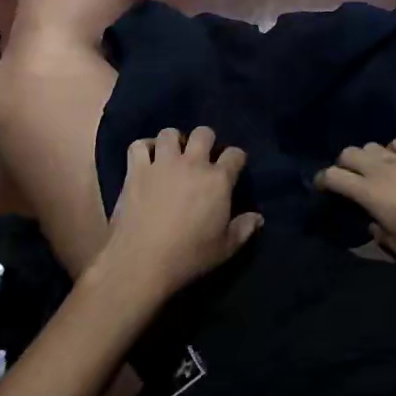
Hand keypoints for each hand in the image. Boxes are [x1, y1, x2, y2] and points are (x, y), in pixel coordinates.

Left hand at [98, 126, 262, 295]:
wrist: (142, 262)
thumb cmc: (188, 256)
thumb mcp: (225, 248)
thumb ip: (244, 229)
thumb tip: (258, 218)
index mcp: (218, 180)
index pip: (235, 154)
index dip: (236, 159)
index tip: (233, 168)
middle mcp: (192, 164)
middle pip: (204, 133)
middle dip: (207, 141)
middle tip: (202, 158)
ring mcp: (162, 164)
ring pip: (169, 133)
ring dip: (174, 141)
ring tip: (173, 155)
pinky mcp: (136, 171)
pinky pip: (139, 146)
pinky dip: (144, 148)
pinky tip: (147, 159)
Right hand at [314, 139, 395, 263]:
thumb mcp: (393, 244)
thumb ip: (375, 228)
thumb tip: (373, 219)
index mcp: (368, 191)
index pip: (333, 176)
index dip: (321, 180)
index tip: (321, 187)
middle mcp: (380, 168)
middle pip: (349, 153)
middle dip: (342, 164)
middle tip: (347, 178)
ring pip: (372, 145)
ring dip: (366, 156)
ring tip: (372, 169)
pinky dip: (391, 151)